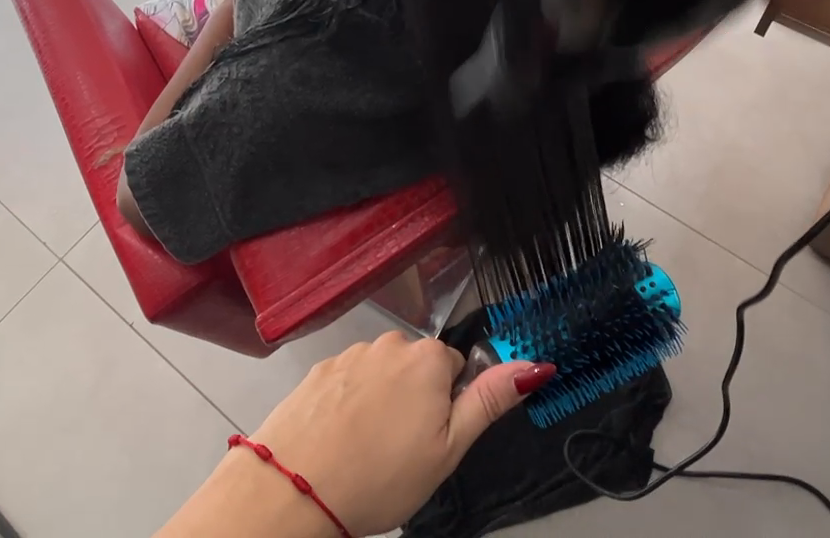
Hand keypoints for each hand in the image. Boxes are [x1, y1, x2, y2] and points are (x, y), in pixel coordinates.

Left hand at [245, 333, 552, 535]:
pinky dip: (348, 404)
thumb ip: (490, 400)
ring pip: (381, 374)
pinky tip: (340, 438)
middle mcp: (390, 343)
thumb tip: (536, 365)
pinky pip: (348, 381)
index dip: (447, 406)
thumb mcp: (449, 448)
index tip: (430, 438)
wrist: (293, 487)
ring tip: (367, 448)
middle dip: (415, 399)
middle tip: (400, 447)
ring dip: (381, 401)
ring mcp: (350, 354)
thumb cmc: (381, 474)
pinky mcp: (319, 369)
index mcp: (428, 358)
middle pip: (417, 367)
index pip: (454, 369)